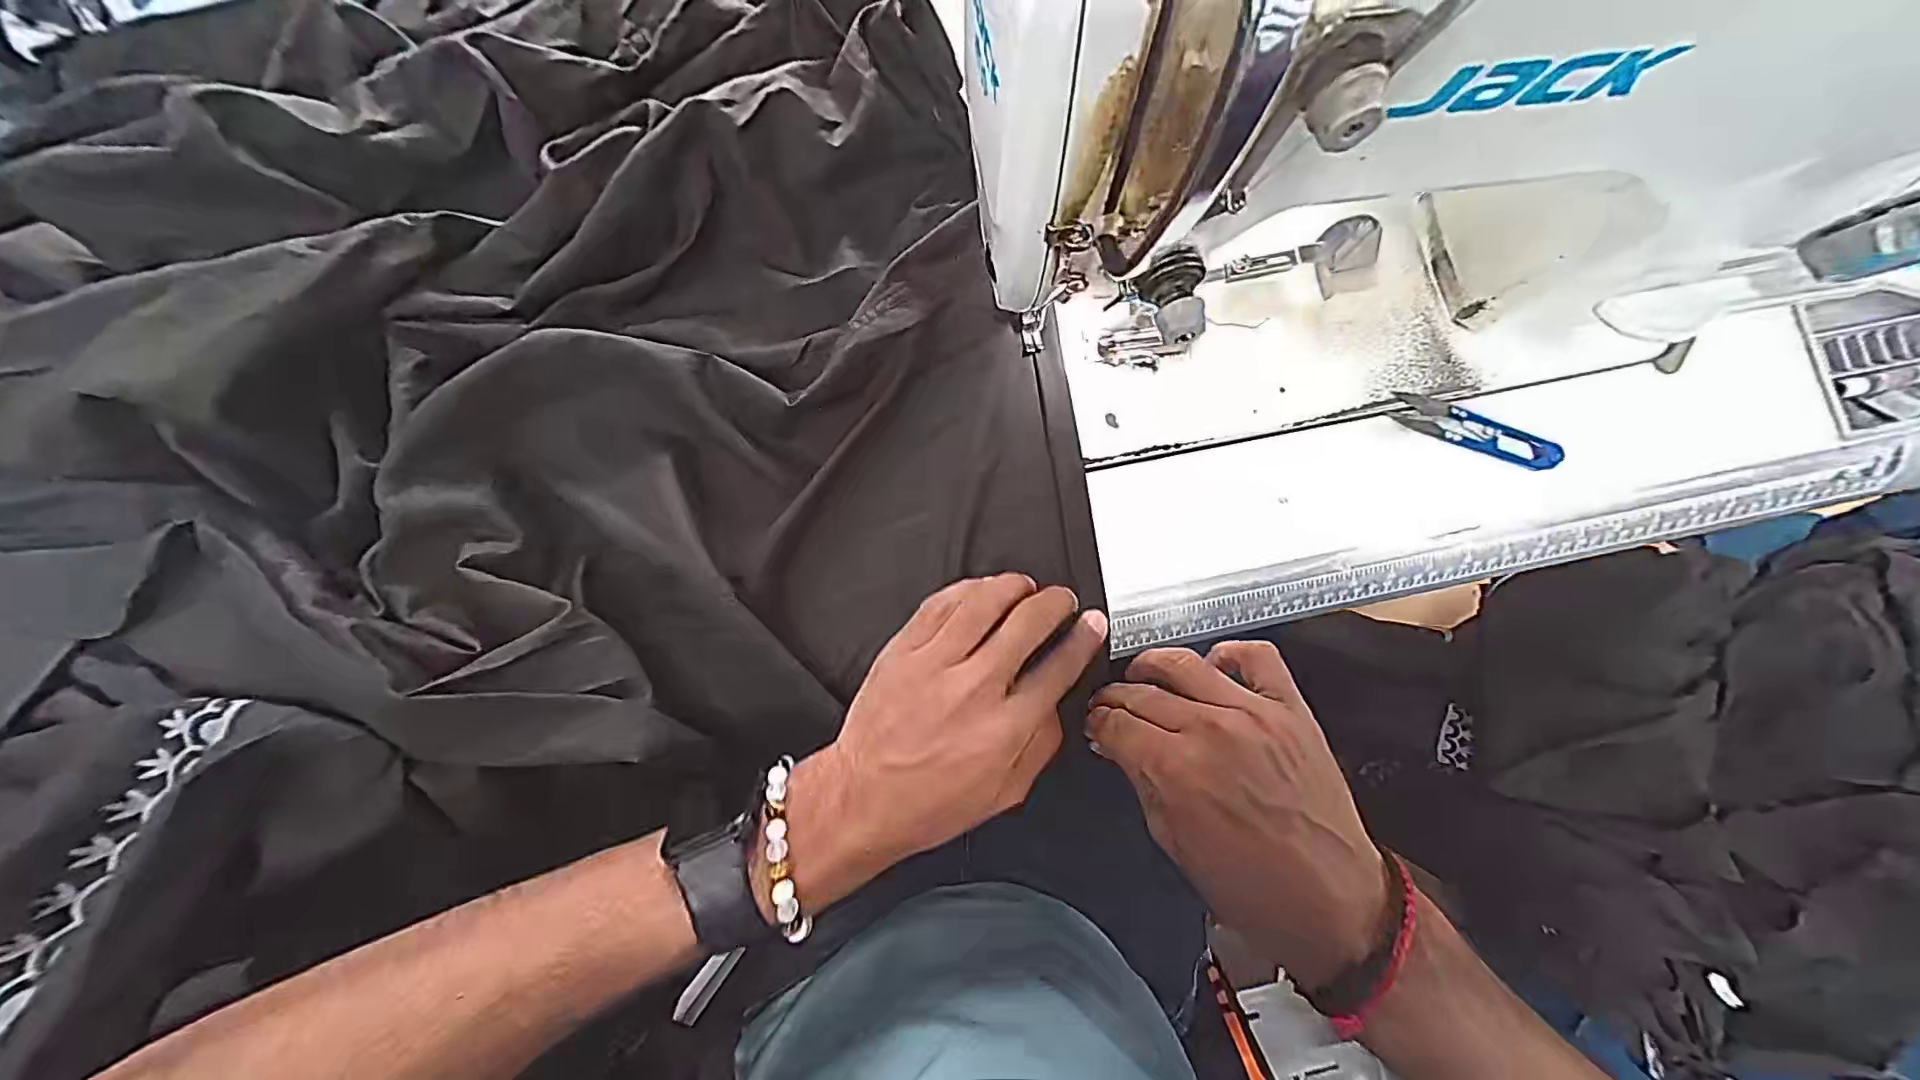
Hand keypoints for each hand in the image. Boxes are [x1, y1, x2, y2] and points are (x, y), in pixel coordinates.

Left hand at [771, 574, 1108, 914]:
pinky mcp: (903, 652)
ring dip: (1014, 586)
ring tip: (1025, 586)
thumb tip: (1058, 703)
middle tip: (1062, 599)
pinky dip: (966, 588)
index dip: (1084, 638)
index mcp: (1004, 728)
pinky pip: (939, 604)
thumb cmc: (927, 802)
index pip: (1059, 666)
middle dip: (1056, 602)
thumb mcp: (1005, 792)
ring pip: (984, 602)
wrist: (862, 798)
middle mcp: (972, 689)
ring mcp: (934, 665)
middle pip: (1028, 622)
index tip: (1091, 625)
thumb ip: (1041, 745)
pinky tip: (979, 589)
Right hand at [1087, 642, 1387, 988]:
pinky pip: (1255, 656)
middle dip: (1113, 697)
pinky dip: (1228, 653)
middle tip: (1110, 706)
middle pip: (1140, 691)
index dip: (1096, 722)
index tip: (1096, 724)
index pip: (1114, 722)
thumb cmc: (1255, 888)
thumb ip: (1140, 781)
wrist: (1331, 904)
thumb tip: (1118, 748)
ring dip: (1151, 665)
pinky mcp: (1290, 711)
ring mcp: (1254, 715)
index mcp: (1175, 770)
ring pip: (1183, 662)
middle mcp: (1211, 732)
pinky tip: (1212, 666)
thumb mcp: (1172, 841)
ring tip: (1143, 675)